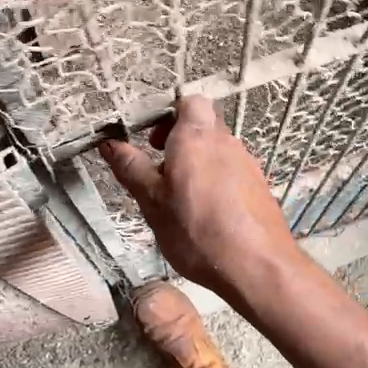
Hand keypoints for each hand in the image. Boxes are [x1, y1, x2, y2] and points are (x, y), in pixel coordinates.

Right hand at [97, 95, 303, 297]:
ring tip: (180, 198)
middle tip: (160, 170)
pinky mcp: (259, 187)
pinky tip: (206, 214)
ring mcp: (247, 164)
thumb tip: (109, 144)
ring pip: (217, 150)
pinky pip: (232, 172)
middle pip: (203, 125)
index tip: (151, 141)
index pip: (188, 101)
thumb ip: (130, 168)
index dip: (168, 114)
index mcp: (196, 137)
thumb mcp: (151, 201)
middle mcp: (225, 142)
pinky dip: (216, 182)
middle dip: (180, 141)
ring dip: (197, 163)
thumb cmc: (197, 230)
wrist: (257, 265)